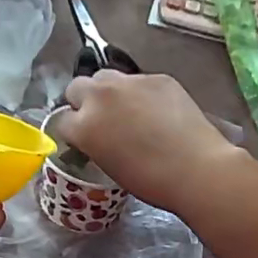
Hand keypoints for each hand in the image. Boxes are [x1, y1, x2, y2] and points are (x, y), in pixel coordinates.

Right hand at [54, 71, 240, 210]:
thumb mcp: (109, 167)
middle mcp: (101, 96)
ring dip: (108, 92)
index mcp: (84, 125)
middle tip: (99, 119)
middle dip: (83, 101)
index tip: (80, 138)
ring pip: (106, 77)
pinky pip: (138, 81)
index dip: (70, 130)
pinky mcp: (157, 77)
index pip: (61, 120)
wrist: (195, 169)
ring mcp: (130, 82)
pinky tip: (156, 112)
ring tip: (126, 111)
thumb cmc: (150, 181)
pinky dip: (140, 94)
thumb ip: (94, 144)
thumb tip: (96, 135)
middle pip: (77, 86)